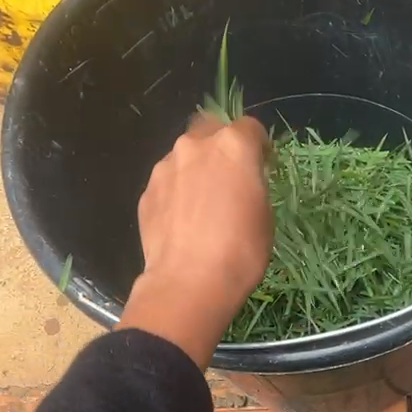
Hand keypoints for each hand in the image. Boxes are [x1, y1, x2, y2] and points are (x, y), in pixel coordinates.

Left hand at [117, 114, 272, 365]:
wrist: (189, 283)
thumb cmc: (240, 252)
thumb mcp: (264, 217)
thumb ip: (253, 186)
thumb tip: (242, 181)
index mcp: (232, 147)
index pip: (250, 128)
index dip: (259, 147)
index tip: (262, 169)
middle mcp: (195, 146)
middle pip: (211, 130)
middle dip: (221, 148)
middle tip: (230, 181)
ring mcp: (166, 167)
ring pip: (185, 157)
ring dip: (196, 171)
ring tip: (202, 208)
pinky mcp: (147, 192)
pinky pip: (168, 183)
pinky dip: (177, 194)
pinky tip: (184, 224)